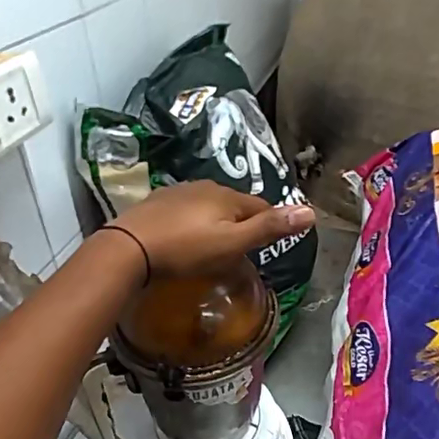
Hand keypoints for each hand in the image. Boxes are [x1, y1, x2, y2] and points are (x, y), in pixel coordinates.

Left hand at [106, 181, 313, 279]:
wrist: (128, 248)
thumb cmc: (186, 249)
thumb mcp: (233, 243)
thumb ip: (270, 227)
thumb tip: (311, 211)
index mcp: (228, 196)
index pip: (261, 206)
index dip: (269, 224)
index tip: (270, 244)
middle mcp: (205, 187)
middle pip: (235, 205)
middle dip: (242, 223)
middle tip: (241, 251)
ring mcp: (178, 192)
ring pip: (209, 206)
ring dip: (215, 222)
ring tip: (213, 247)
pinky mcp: (157, 203)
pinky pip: (185, 211)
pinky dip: (191, 223)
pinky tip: (184, 239)